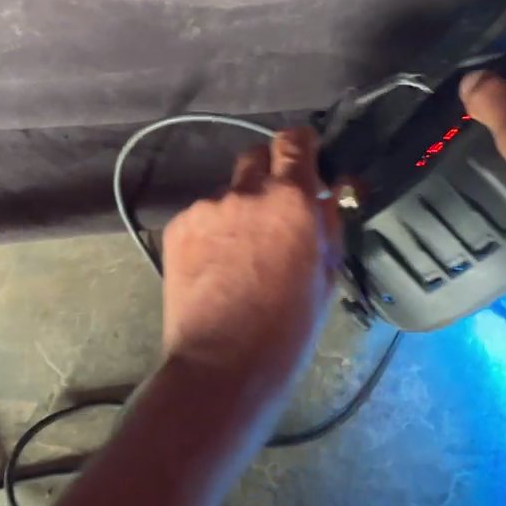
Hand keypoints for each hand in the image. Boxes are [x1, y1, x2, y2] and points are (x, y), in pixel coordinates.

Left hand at [159, 127, 342, 398]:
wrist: (221, 365)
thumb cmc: (287, 329)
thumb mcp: (326, 275)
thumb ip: (327, 224)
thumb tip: (328, 194)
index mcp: (291, 200)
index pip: (294, 141)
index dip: (301, 145)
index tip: (304, 157)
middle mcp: (246, 192)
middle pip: (256, 156)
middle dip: (267, 175)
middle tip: (273, 212)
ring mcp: (206, 208)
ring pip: (227, 192)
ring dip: (238, 210)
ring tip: (239, 255)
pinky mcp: (177, 227)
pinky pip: (201, 216)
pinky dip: (211, 232)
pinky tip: (215, 267)